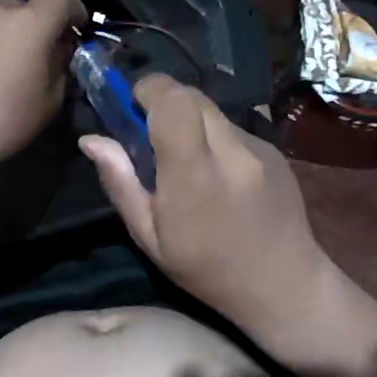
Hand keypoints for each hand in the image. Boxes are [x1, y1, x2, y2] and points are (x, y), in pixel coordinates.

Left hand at [0, 0, 86, 187]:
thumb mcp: (51, 100)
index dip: (74, 11)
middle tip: (35, 57)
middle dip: (35, 28)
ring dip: (2, 36)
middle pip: (24, 9)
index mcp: (29, 23)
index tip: (75, 31)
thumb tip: (59, 49)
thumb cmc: (3, 123)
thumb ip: (61, 64)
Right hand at [80, 75, 330, 328]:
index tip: (131, 106)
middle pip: (191, 95)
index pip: (172, 100)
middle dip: (164, 101)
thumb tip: (91, 140)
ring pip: (212, 110)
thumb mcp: (149, 237)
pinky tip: (218, 175)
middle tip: (151, 132)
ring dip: (190, 121)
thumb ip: (120, 183)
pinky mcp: (274, 150)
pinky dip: (214, 138)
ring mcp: (258, 148)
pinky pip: (232, 128)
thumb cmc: (206, 269)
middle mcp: (230, 152)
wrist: (285, 286)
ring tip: (186, 159)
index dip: (148, 90)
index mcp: (193, 174)